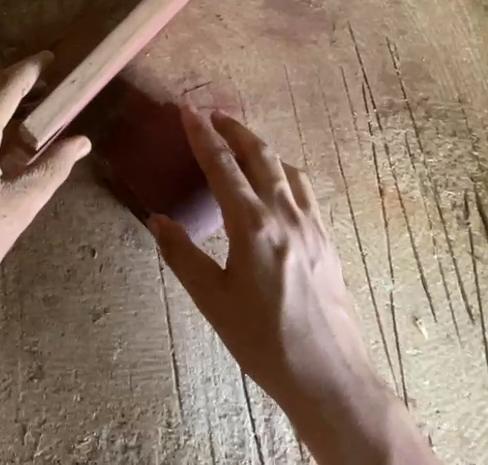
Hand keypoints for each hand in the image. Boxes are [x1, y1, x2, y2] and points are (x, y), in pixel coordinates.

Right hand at [151, 106, 435, 463]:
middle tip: (213, 115)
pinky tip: (278, 183)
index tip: (187, 110)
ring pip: (286, 168)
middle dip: (234, 129)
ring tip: (241, 143)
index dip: (201, 135)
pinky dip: (284, 171)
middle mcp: (285, 214)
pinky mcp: (327, 239)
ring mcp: (312, 225)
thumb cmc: (264, 341)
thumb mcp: (212, 301)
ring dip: (260, 147)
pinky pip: (304, 189)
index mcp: (252, 225)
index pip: (221, 165)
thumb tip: (157, 220)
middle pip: (259, 155)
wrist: (330, 376)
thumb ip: (181, 255)